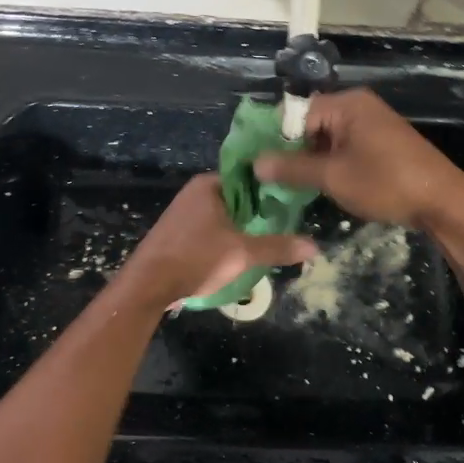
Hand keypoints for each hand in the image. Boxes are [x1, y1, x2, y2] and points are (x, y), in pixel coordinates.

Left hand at [118, 174, 317, 307]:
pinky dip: (226, 238)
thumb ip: (278, 247)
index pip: (250, 177)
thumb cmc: (196, 258)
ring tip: (267, 243)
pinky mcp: (178, 233)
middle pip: (239, 198)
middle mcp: (195, 192)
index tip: (293, 205)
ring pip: (225, 216)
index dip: (272, 190)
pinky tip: (239, 255)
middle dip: (259, 213)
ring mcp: (184, 212)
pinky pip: (211, 229)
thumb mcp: (243, 254)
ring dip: (243, 229)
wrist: (148, 285)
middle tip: (285, 227)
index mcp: (209, 185)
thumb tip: (315, 247)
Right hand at [254, 89, 463, 230]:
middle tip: (271, 181)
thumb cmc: (386, 183)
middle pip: (310, 124)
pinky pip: (344, 148)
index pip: (296, 113)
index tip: (258, 166)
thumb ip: (292, 168)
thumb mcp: (333, 177)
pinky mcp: (380, 144)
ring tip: (289, 188)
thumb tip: (255, 163)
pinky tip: (320, 187)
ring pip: (326, 139)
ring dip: (310, 162)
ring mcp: (371, 125)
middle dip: (291, 151)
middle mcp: (358, 107)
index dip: (275, 139)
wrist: (443, 203)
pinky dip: (330, 165)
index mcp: (347, 104)